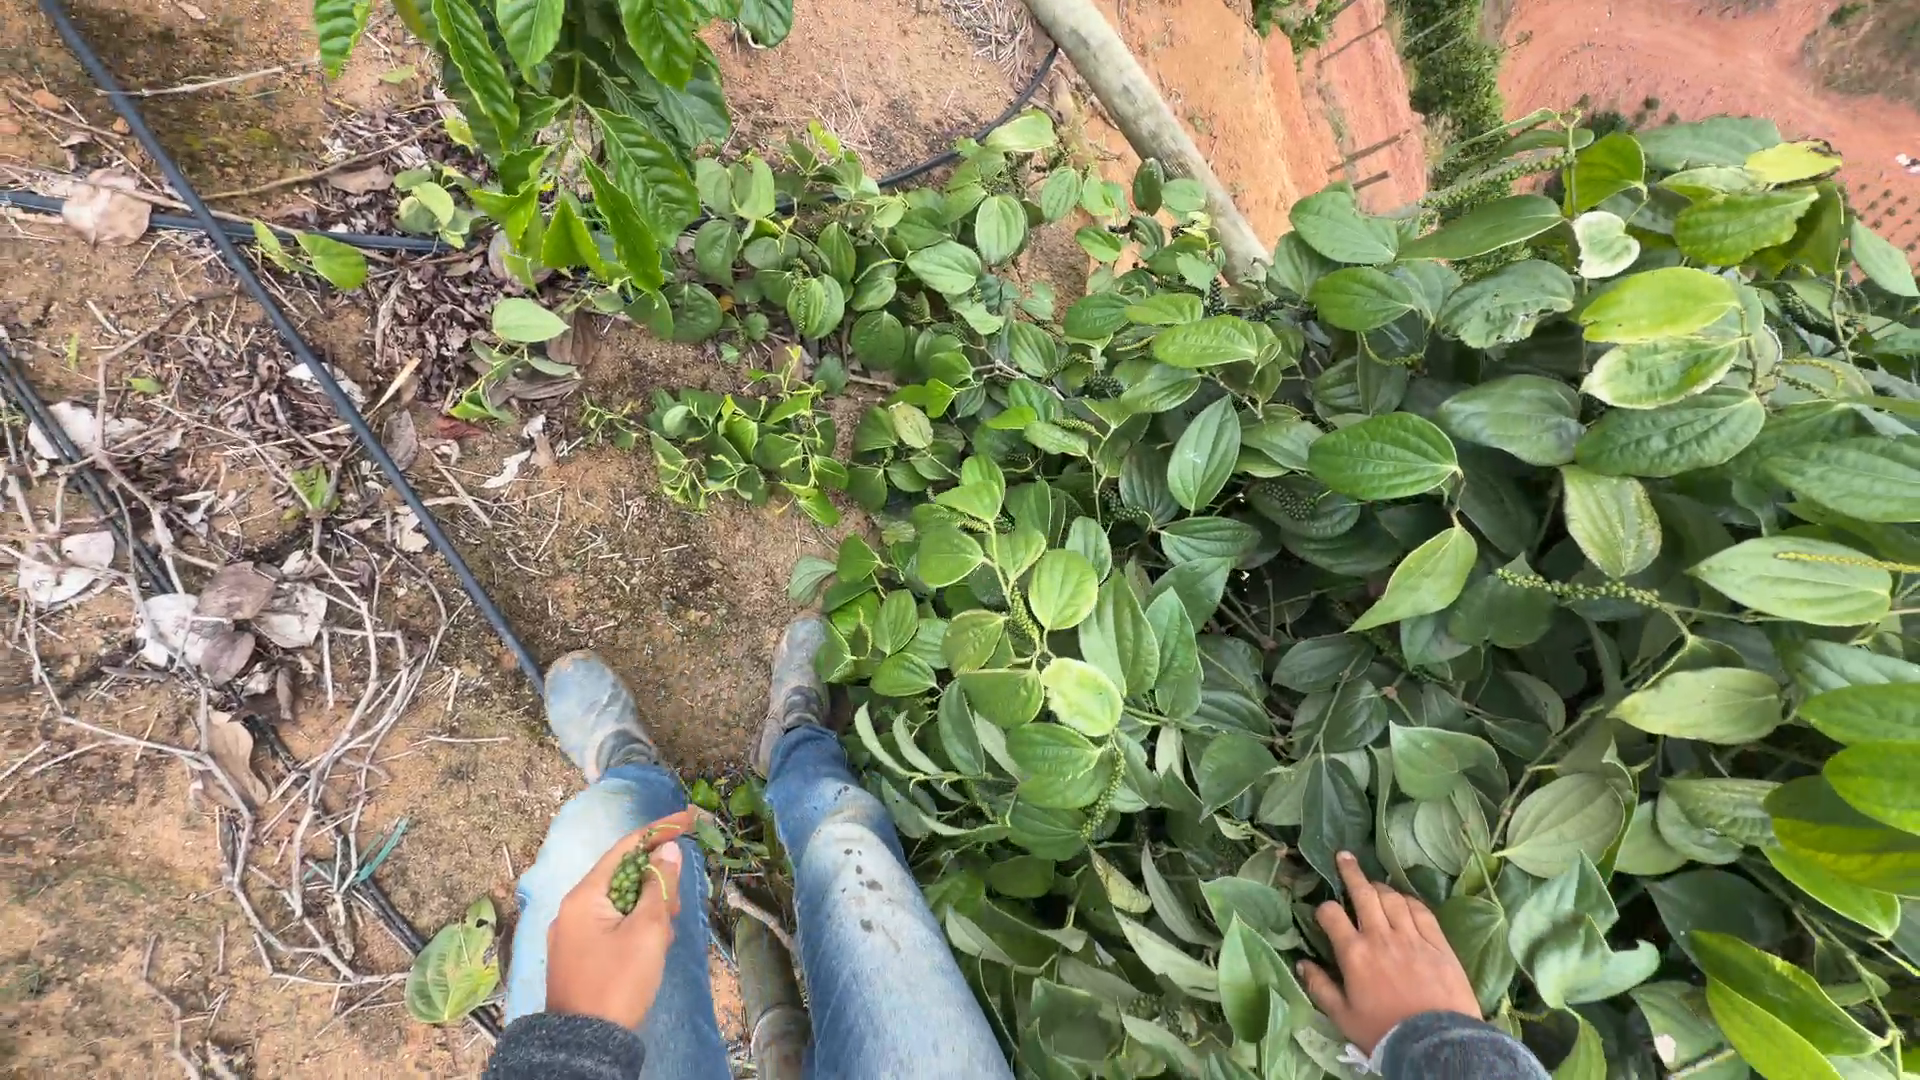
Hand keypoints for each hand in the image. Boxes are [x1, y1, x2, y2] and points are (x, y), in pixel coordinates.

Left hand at [545, 809, 693, 1028]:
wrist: (584, 1048)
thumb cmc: (618, 981)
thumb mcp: (648, 929)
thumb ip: (659, 885)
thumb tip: (667, 849)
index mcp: (584, 897)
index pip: (626, 847)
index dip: (659, 831)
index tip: (689, 820)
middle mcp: (573, 909)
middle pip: (624, 873)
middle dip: (656, 882)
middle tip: (678, 905)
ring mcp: (574, 933)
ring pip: (622, 900)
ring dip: (649, 906)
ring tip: (667, 932)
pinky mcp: (580, 954)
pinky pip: (614, 922)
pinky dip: (638, 924)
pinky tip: (654, 944)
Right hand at [1297, 851, 1480, 1053]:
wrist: (1439, 1050)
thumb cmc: (1385, 1033)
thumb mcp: (1343, 1016)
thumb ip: (1320, 987)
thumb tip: (1301, 963)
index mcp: (1354, 953)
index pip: (1331, 914)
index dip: (1324, 909)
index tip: (1324, 914)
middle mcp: (1380, 937)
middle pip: (1363, 893)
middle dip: (1350, 872)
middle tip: (1344, 856)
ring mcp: (1412, 939)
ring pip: (1392, 899)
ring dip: (1380, 886)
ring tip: (1374, 882)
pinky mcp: (1439, 946)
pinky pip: (1422, 913)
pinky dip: (1410, 901)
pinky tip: (1404, 899)